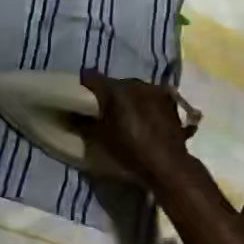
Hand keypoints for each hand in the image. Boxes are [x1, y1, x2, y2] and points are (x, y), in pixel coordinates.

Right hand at [79, 70, 194, 183]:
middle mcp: (136, 84)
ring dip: (129, 98)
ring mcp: (156, 91)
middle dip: (109, 94)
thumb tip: (73, 115)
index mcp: (117, 90)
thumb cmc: (131, 151)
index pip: (92, 78)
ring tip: (127, 115)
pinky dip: (146, 105)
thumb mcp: (101, 139)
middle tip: (103, 110)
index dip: (84, 86)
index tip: (79, 95)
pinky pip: (151, 98)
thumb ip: (85, 123)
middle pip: (116, 84)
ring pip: (135, 89)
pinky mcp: (170, 102)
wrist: (168, 165)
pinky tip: (146, 118)